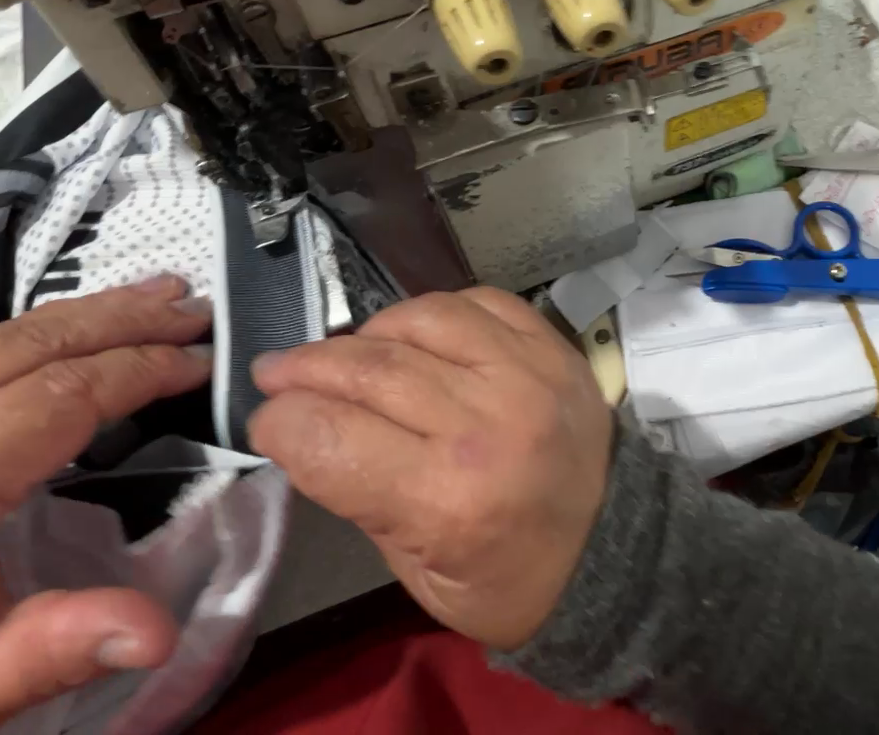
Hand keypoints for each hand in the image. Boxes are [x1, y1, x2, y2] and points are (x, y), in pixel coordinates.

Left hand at [0, 277, 214, 734]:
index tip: (203, 362)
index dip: (140, 372)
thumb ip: (54, 650)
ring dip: (88, 313)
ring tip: (159, 295)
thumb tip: (159, 635)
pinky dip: (39, 331)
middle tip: (196, 309)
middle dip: (126, 321)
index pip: (55, 399)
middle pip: (29, 346)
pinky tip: (80, 325)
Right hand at [248, 288, 612, 650]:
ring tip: (348, 353)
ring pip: (419, 320)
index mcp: (447, 499)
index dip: (279, 423)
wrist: (611, 546)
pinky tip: (415, 334)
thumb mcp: (414, 566)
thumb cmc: (506, 576)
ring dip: (366, 332)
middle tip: (278, 372)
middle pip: (367, 369)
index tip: (267, 422)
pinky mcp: (552, 346)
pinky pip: (478, 301)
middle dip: (305, 368)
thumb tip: (308, 423)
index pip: (328, 437)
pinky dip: (433, 312)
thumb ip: (357, 490)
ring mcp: (527, 373)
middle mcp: (487, 423)